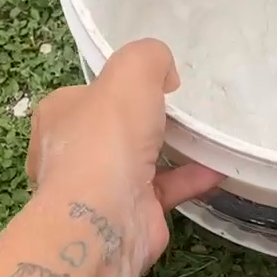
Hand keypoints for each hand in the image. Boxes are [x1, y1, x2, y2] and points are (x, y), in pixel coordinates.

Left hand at [27, 39, 224, 270]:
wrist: (104, 219)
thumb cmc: (107, 138)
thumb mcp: (130, 72)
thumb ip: (149, 57)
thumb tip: (165, 76)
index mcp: (59, 115)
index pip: (88, 94)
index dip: (118, 87)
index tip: (150, 85)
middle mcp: (72, 152)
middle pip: (113, 128)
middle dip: (144, 122)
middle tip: (179, 112)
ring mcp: (98, 187)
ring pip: (139, 161)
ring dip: (172, 150)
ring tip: (205, 136)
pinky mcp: (128, 213)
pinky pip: (163, 189)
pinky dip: (190, 178)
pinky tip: (217, 169)